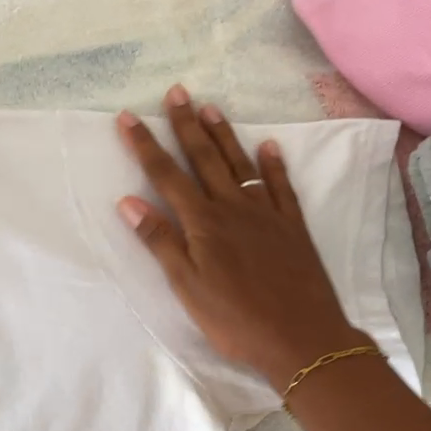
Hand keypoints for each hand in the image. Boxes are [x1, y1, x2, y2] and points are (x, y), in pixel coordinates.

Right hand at [116, 85, 369, 387]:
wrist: (301, 337)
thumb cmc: (234, 318)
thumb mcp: (186, 286)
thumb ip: (160, 241)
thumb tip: (128, 201)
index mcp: (203, 223)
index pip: (166, 175)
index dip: (145, 146)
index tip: (129, 118)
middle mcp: (233, 207)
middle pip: (204, 158)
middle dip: (186, 125)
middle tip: (176, 92)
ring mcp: (266, 213)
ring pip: (240, 164)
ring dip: (223, 134)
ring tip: (210, 107)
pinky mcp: (292, 226)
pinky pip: (281, 186)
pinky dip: (274, 164)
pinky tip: (269, 146)